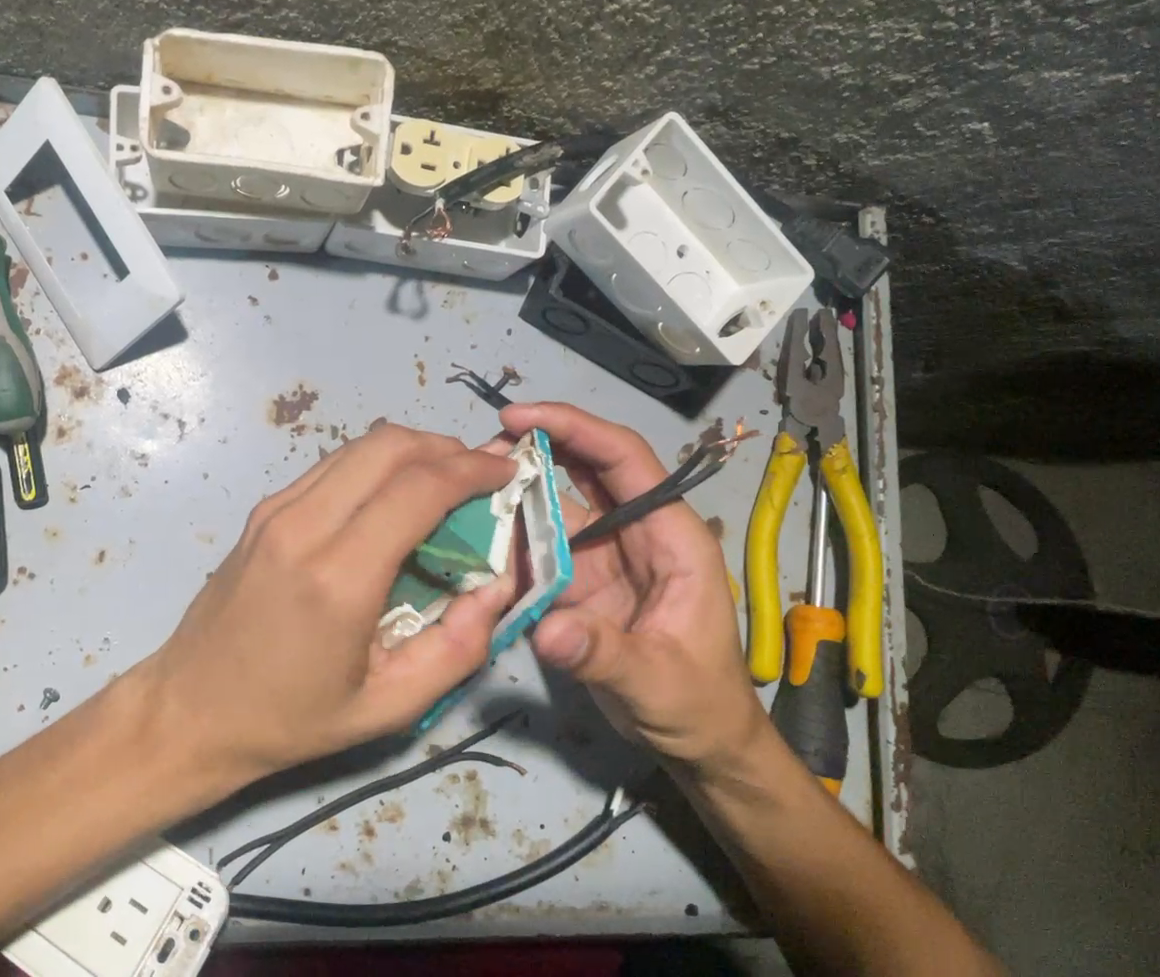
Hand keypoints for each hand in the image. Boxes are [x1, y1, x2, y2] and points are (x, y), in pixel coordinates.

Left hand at [140, 424, 519, 786]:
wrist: (191, 709)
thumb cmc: (291, 717)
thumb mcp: (388, 707)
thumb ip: (457, 648)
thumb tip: (499, 586)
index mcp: (339, 577)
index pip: (418, 488)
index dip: (472, 471)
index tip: (507, 473)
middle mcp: (304, 526)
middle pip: (388, 446)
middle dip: (445, 447)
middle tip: (480, 473)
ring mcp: (275, 511)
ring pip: (356, 447)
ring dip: (410, 451)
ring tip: (444, 481)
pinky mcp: (262, 511)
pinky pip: (329, 466)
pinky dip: (373, 465)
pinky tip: (391, 498)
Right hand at [500, 402, 766, 769]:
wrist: (696, 742)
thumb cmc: (698, 704)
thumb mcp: (659, 682)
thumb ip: (606, 654)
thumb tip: (548, 630)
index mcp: (670, 536)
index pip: (624, 460)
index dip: (574, 428)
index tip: (519, 417)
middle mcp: (633, 534)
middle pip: (582, 471)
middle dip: (532, 452)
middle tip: (476, 453)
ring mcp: (602, 557)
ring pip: (553, 508)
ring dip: (512, 497)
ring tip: (462, 495)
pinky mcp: (578, 583)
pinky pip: (538, 551)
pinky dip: (508, 544)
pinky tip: (474, 542)